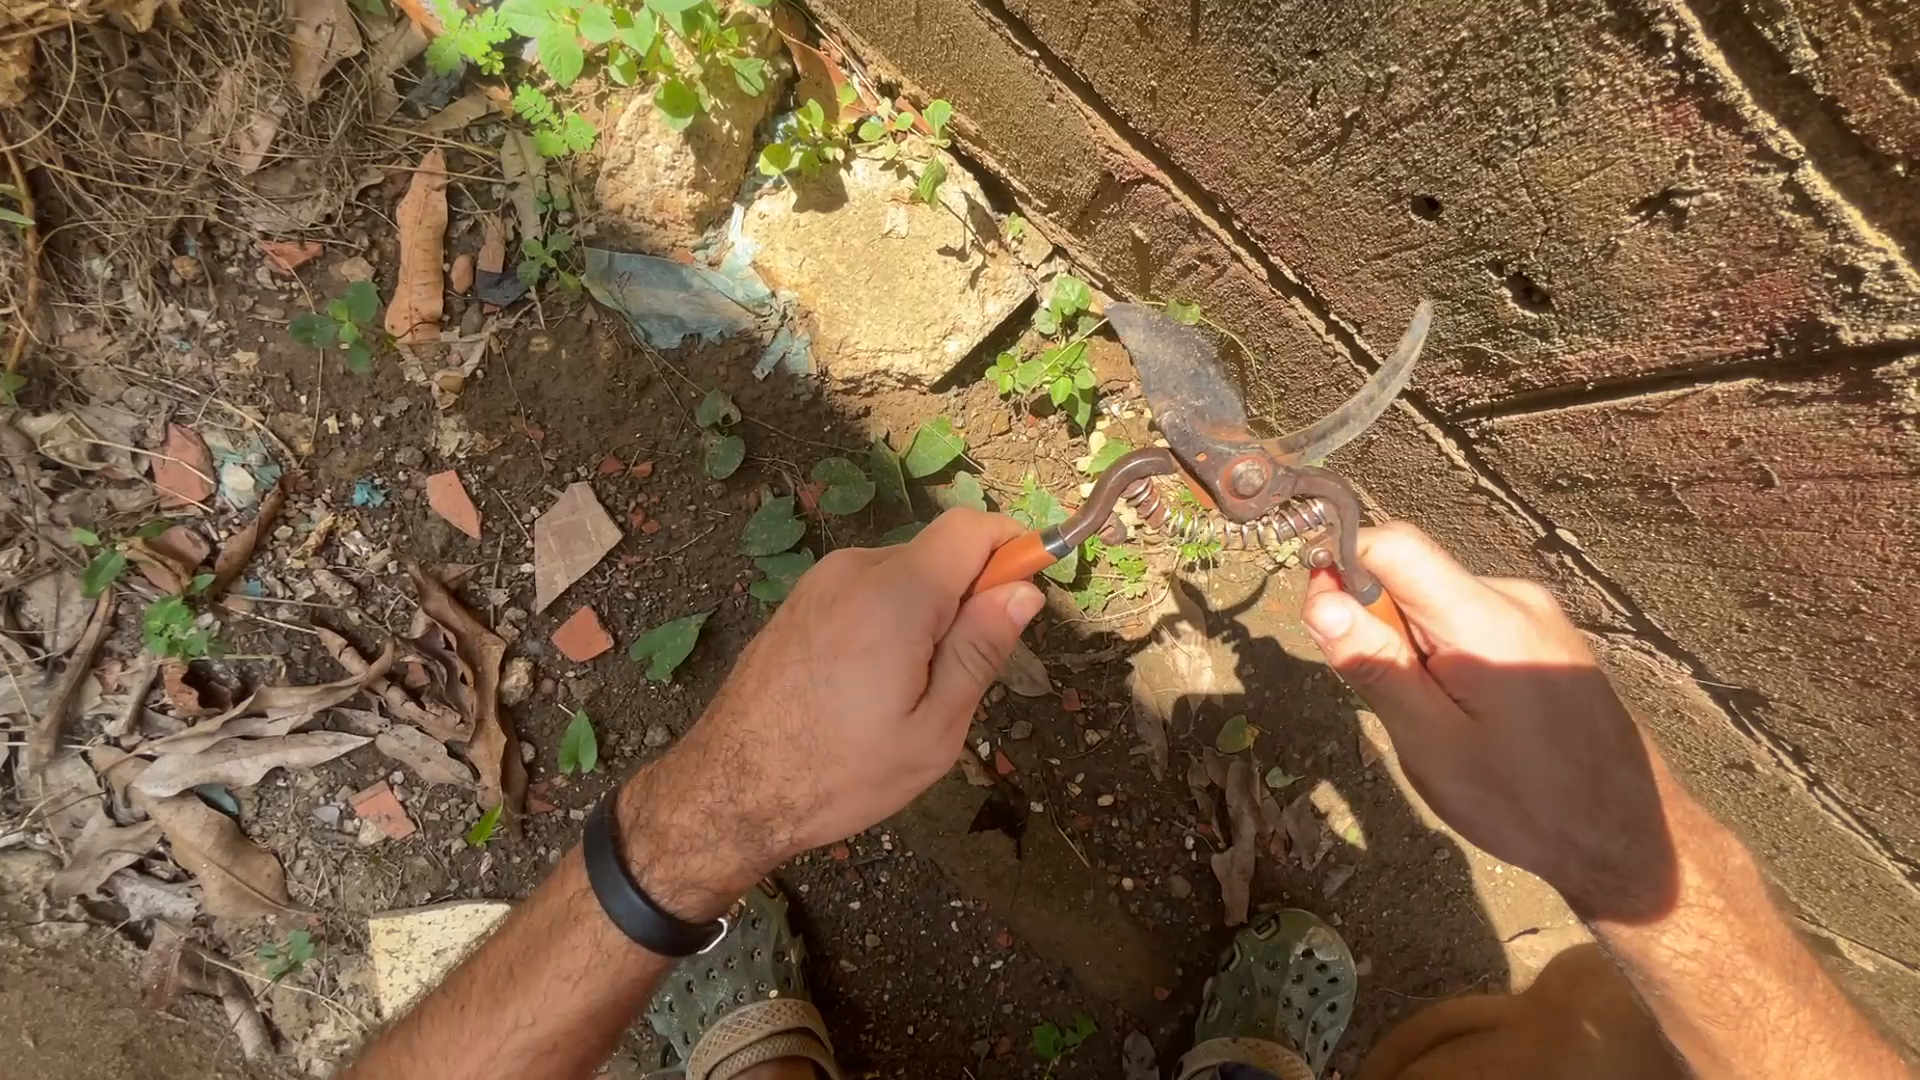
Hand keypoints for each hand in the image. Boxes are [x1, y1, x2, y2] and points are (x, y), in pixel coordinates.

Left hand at [618, 509, 1044, 918]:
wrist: (726, 790)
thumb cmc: (841, 772)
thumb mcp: (933, 728)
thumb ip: (980, 648)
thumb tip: (1026, 590)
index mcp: (895, 593)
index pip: (971, 527)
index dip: (1011, 546)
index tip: (1023, 596)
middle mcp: (856, 568)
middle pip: (939, 553)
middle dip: (967, 596)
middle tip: (956, 675)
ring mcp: (821, 580)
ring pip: (905, 573)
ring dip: (928, 611)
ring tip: (906, 689)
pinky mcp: (802, 598)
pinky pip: (869, 588)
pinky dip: (892, 616)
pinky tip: (869, 680)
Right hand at [1300, 523, 1677, 921]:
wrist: (1634, 843)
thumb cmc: (1521, 799)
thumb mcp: (1428, 740)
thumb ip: (1373, 663)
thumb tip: (1318, 599)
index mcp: (1484, 617)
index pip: (1392, 544)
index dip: (1341, 564)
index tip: (1323, 620)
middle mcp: (1512, 597)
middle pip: (1409, 572)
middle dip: (1373, 618)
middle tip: (1384, 693)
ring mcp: (1534, 613)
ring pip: (1432, 597)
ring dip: (1404, 639)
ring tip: (1427, 710)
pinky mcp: (1542, 632)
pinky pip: (1462, 616)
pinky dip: (1436, 648)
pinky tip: (1460, 705)